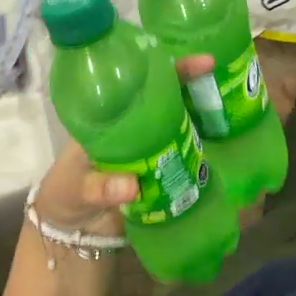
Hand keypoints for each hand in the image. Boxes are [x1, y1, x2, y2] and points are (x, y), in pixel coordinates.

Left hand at [28, 55, 218, 237]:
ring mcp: (154, 146)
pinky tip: (226, 144)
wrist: (72, 233)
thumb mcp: (76, 188)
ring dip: (207, 117)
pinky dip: (206, 147)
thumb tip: (133, 186)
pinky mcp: (166, 169)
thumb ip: (101, 187)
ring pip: (185, 122)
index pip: (144, 82)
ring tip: (231, 110)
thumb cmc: (65, 196)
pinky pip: (190, 152)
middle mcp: (137, 124)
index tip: (203, 62)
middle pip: (172, 97)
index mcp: (112, 116)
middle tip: (224, 84)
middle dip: (199, 87)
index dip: (174, 69)